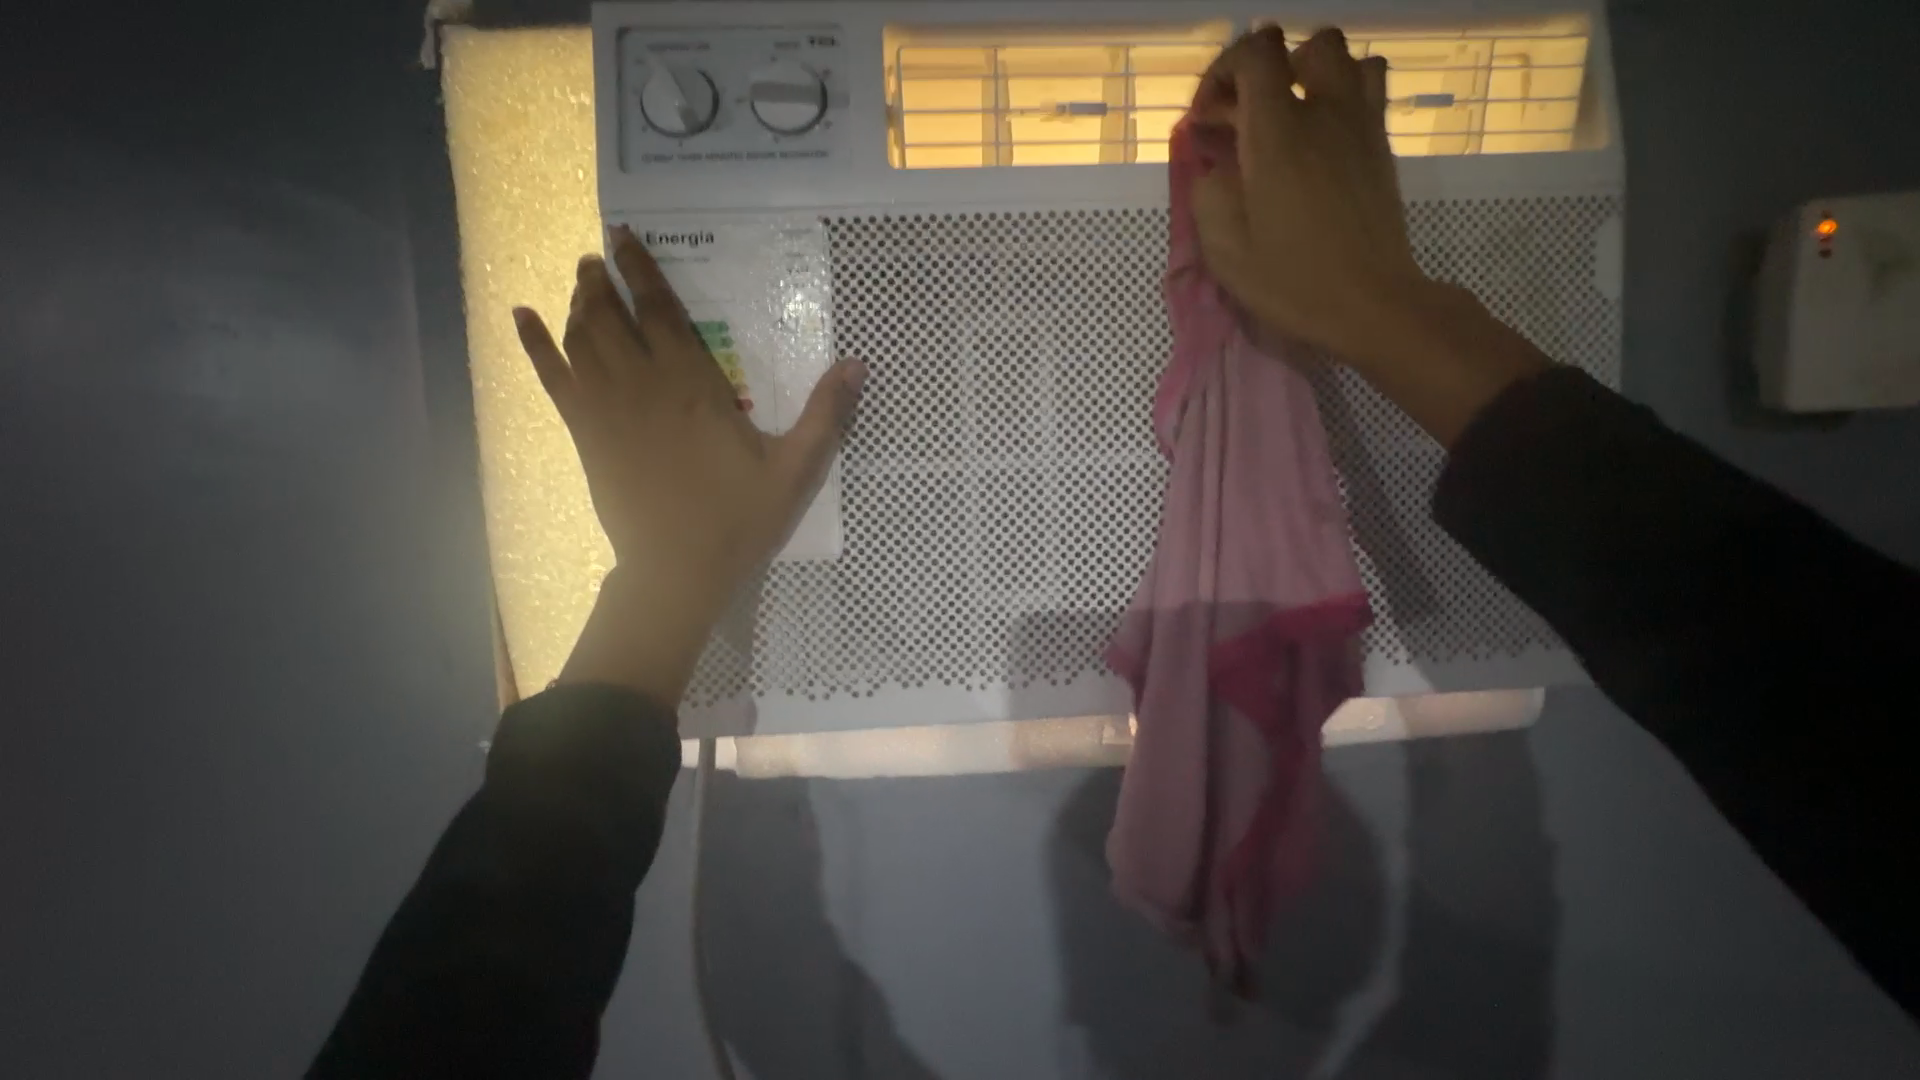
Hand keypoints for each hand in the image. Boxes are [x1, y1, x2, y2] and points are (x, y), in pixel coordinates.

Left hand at [513, 225, 864, 702]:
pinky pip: (552, 378)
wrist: (679, 571)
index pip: (661, 311)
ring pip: (581, 337)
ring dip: (577, 302)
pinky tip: (520, 316)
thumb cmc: (739, 519)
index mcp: (693, 385)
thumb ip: (825, 413)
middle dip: (602, 279)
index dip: (641, 270)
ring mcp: (606, 409)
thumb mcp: (796, 468)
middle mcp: (642, 384)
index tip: (624, 237)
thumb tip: (858, 362)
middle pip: (611, 315)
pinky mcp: (585, 435)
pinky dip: (533, 344)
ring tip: (581, 280)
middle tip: (600, 256)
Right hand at [1189, 27, 1420, 363]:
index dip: (1222, 72)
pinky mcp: (1380, 146)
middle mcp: (1324, 113)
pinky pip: (1368, 88)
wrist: (1370, 303)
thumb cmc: (1291, 281)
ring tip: (1288, 118)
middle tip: (1246, 118)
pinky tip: (1319, 138)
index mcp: (1278, 133)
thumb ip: (1208, 192)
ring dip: (1310, 75)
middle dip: (1266, 69)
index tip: (1207, 120)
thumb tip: (1214, 166)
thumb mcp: (1225, 248)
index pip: (1255, 54)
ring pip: (1345, 57)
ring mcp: (1360, 125)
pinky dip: (1341, 95)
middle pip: (1303, 45)